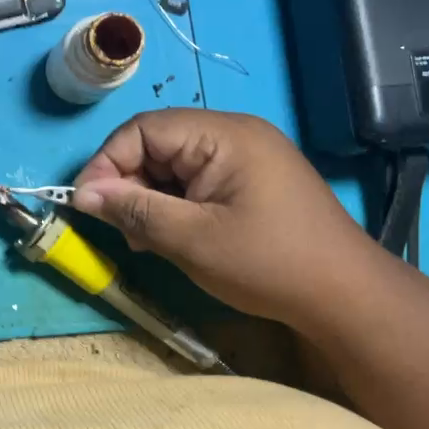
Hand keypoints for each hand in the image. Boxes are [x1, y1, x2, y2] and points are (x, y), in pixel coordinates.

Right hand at [71, 109, 390, 327]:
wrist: (346, 298)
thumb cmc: (268, 264)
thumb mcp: (191, 239)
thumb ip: (133, 210)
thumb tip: (81, 194)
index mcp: (224, 135)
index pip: (142, 130)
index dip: (107, 163)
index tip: (88, 205)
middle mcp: (233, 135)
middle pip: (155, 144)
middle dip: (127, 183)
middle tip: (120, 228)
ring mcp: (244, 157)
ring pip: (171, 165)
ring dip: (147, 198)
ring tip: (144, 239)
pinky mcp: (248, 180)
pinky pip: (193, 180)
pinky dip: (172, 204)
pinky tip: (170, 237)